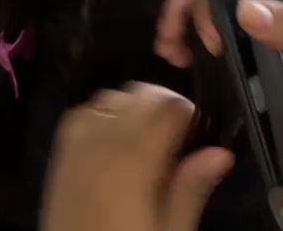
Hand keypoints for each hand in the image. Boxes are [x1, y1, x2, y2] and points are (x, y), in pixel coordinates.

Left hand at [41, 84, 234, 230]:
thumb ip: (192, 190)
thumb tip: (222, 152)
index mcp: (134, 159)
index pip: (169, 106)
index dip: (190, 114)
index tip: (200, 137)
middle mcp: (103, 138)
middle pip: (141, 92)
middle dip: (165, 107)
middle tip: (179, 142)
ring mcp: (77, 143)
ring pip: (112, 95)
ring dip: (134, 107)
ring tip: (149, 142)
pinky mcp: (60, 153)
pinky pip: (84, 111)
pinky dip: (103, 113)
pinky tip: (115, 141)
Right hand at [155, 0, 282, 163]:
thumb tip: (242, 6)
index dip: (204, 0)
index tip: (203, 38)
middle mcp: (266, 11)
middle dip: (183, 13)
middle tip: (168, 46)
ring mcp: (259, 41)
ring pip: (210, 23)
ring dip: (183, 31)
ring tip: (169, 55)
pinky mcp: (256, 71)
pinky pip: (220, 55)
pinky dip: (196, 55)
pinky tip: (186, 69)